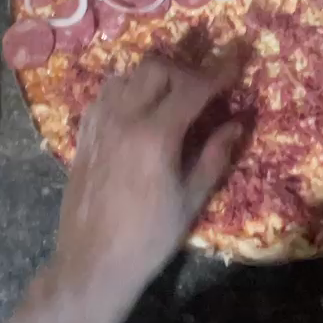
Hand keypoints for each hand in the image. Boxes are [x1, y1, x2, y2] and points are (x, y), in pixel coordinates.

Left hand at [55, 57, 241, 288]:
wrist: (92, 263)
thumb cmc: (148, 238)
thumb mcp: (191, 200)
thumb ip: (215, 155)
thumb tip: (237, 122)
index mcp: (155, 135)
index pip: (193, 86)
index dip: (219, 70)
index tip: (238, 58)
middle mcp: (124, 118)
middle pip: (157, 67)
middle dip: (186, 70)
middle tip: (206, 87)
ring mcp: (99, 123)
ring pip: (129, 73)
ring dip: (156, 75)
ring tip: (175, 93)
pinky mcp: (84, 133)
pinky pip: (107, 92)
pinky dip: (129, 88)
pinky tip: (142, 106)